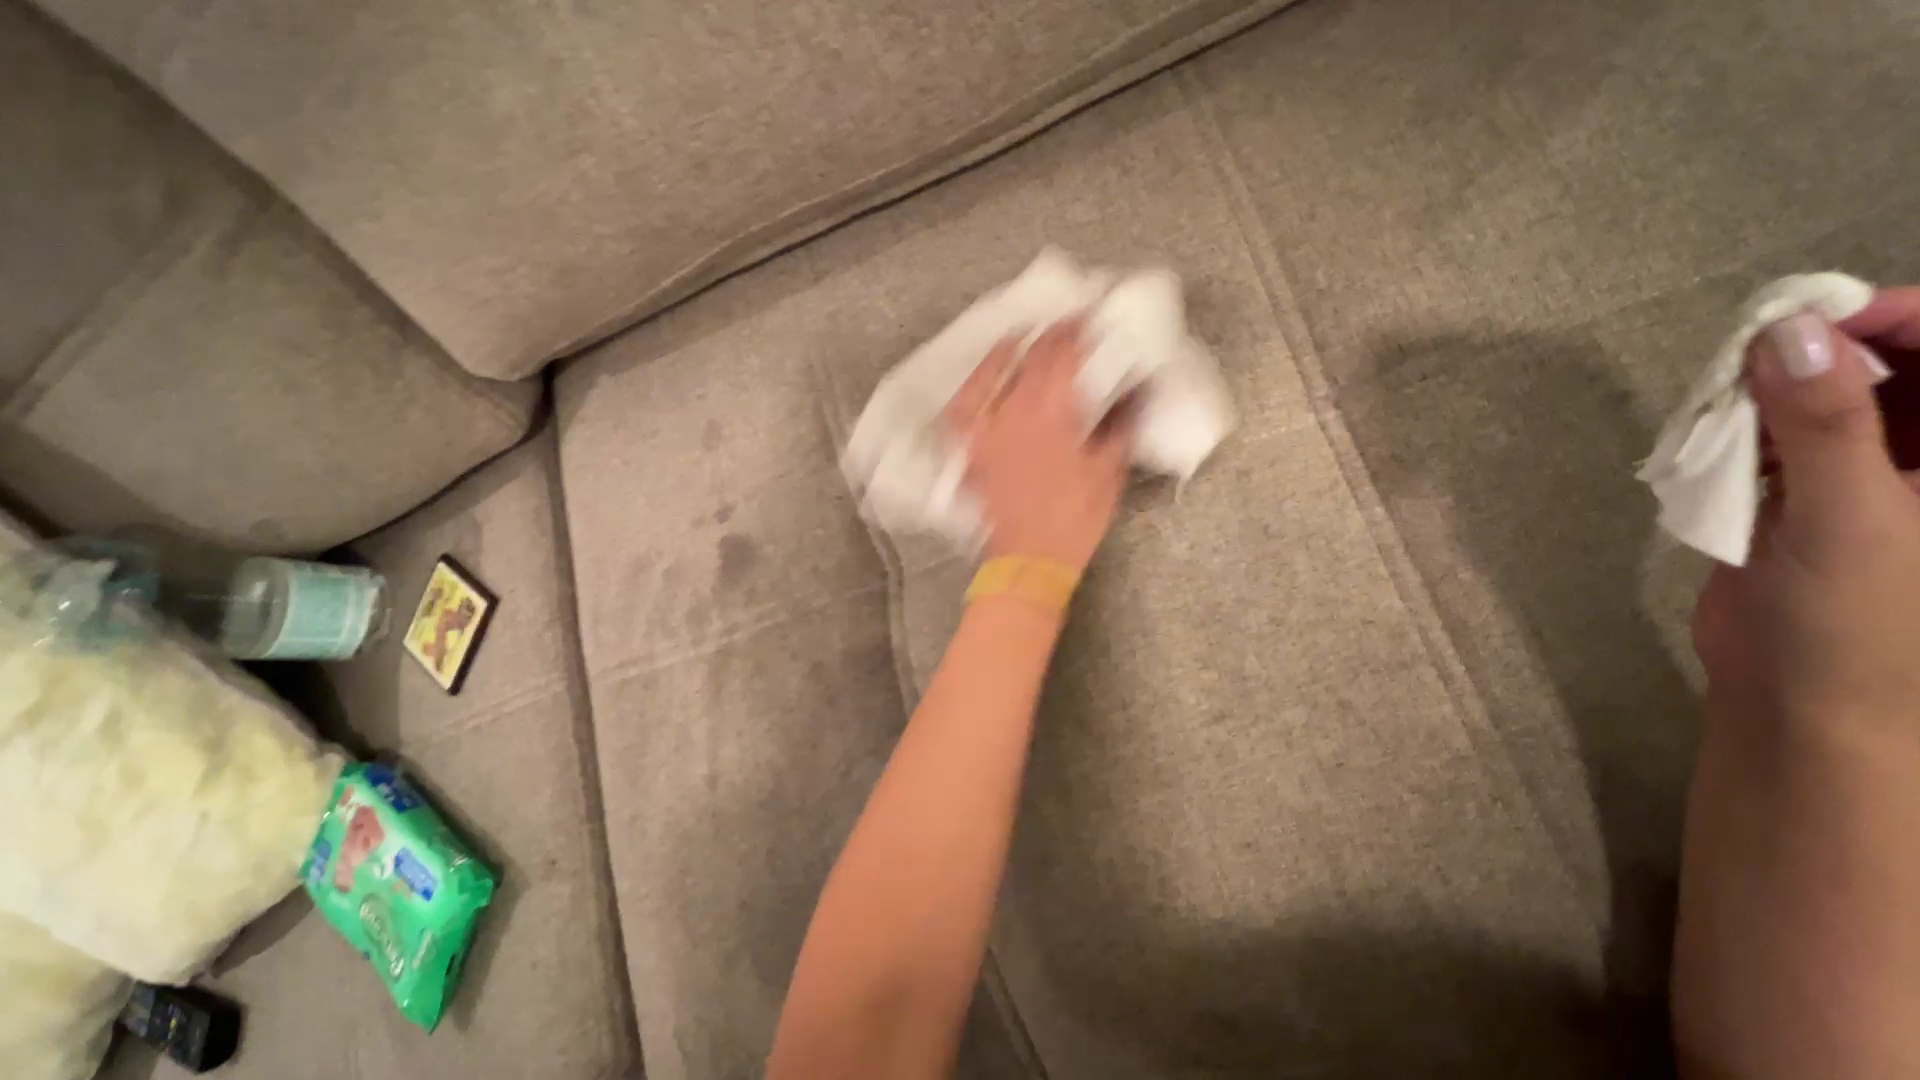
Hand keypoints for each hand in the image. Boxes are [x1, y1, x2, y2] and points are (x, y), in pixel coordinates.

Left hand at [946, 318, 1134, 570]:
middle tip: (1063, 326)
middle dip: (1047, 335)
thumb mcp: (1109, 470)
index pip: (1061, 352)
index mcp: (1050, 411)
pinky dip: (971, 389)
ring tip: (1019, 341)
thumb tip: (1133, 390)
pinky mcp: (968, 450)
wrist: (1030, 562)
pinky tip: (980, 383)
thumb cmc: (1075, 518)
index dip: (1074, 329)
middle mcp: (1011, 411)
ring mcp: (984, 429)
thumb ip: (1120, 424)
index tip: (1087, 317)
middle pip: (1026, 356)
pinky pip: (961, 409)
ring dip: (1005, 351)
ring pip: (987, 374)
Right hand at [1691, 297, 1919, 734]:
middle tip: (1751, 355)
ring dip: (1776, 388)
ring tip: (1724, 400)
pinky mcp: (1813, 496)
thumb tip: (1786, 329)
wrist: (1801, 707)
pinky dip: (1747, 426)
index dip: (1902, 319)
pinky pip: (1784, 434)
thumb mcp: (1848, 519)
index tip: (1811, 317)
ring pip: (1833, 394)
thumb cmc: (1861, 626)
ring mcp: (1877, 474)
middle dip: (1826, 349)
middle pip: (1900, 362)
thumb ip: (1821, 424)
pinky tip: (1716, 438)